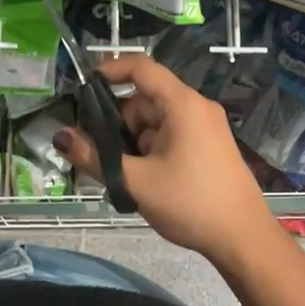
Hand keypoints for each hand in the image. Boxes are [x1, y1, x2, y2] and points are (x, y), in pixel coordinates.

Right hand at [55, 56, 279, 261]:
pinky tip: (143, 181)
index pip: (142, 68)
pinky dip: (151, 151)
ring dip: (133, 142)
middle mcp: (196, 108)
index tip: (82, 87)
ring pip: (156, 122)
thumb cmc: (191, 203)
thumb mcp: (137, 182)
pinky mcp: (208, 147)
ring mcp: (205, 128)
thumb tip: (61, 137)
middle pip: (145, 100)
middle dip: (118, 123)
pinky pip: (171, 136)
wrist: (243, 238)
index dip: (110, 70)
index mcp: (183, 104)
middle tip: (98, 156)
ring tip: (122, 177)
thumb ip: (96, 157)